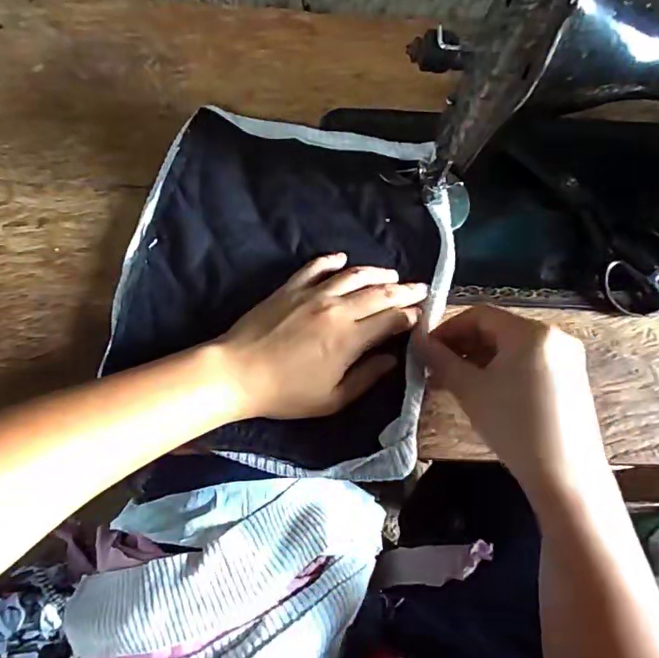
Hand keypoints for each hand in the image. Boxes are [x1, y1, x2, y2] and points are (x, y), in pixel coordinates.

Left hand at [210, 253, 427, 419]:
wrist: (237, 372)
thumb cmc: (284, 393)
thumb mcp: (331, 399)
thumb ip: (365, 377)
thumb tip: (390, 359)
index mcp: (350, 338)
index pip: (392, 319)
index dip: (411, 316)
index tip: (421, 315)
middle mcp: (336, 309)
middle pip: (380, 293)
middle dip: (405, 290)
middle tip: (420, 288)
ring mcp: (312, 294)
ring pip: (353, 275)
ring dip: (376, 273)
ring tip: (391, 275)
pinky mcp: (289, 288)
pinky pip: (316, 267)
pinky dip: (332, 261)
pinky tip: (342, 259)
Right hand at [415, 307, 613, 493]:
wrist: (565, 475)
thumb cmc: (513, 425)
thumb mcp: (469, 389)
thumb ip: (440, 359)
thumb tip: (417, 340)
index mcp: (532, 332)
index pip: (479, 315)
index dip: (447, 329)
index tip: (425, 351)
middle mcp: (554, 337)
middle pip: (496, 329)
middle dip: (461, 346)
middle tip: (434, 369)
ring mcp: (567, 359)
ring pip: (510, 348)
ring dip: (478, 360)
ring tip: (452, 384)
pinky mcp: (571, 380)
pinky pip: (527, 363)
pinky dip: (500, 371)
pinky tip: (482, 393)